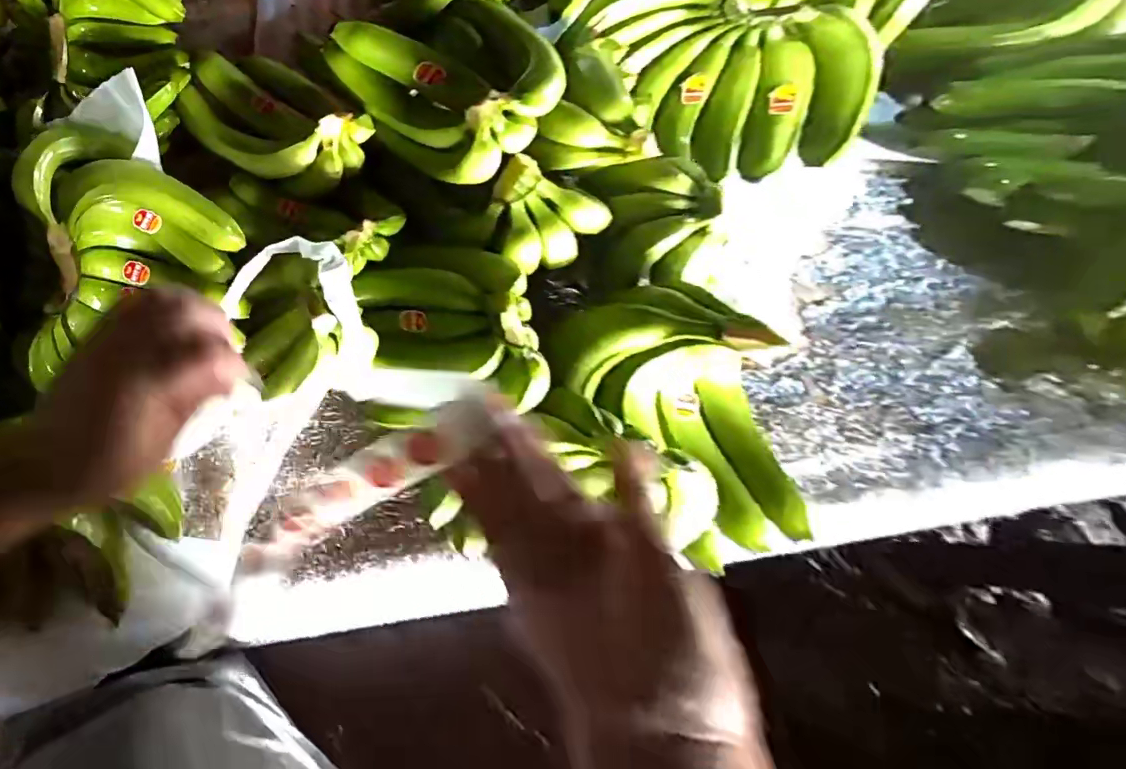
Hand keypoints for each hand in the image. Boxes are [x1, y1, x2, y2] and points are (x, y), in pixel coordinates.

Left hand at [0, 285, 245, 511]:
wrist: (46, 460)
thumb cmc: (107, 466)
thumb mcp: (159, 446)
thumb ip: (194, 401)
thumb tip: (231, 374)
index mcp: (152, 382)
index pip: (209, 354)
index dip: (233, 363)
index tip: (241, 381)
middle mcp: (134, 347)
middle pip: (190, 311)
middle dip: (219, 327)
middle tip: (226, 353)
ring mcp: (115, 333)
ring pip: (167, 297)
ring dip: (195, 309)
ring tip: (205, 333)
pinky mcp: (102, 330)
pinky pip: (140, 300)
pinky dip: (167, 302)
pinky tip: (175, 323)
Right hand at [445, 405, 766, 767]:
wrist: (657, 723)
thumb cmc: (679, 644)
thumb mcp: (668, 566)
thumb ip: (636, 503)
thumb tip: (627, 443)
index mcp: (603, 523)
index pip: (555, 468)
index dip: (526, 437)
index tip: (499, 402)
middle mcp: (565, 533)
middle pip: (519, 479)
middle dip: (491, 442)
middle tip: (462, 403)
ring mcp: (538, 558)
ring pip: (499, 503)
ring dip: (474, 468)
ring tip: (446, 430)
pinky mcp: (517, 587)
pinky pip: (492, 540)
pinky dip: (473, 509)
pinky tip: (455, 477)